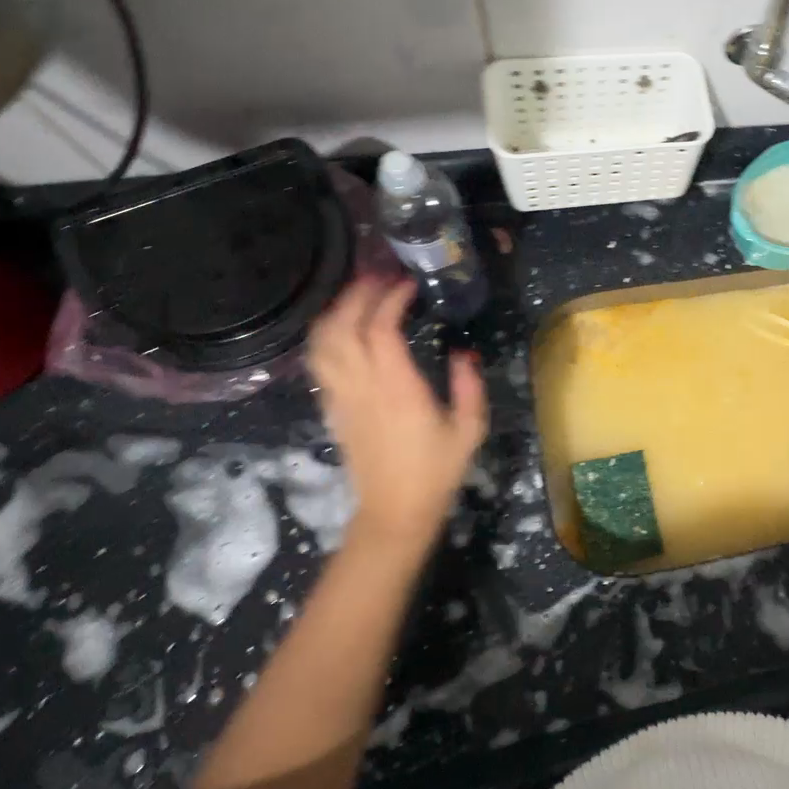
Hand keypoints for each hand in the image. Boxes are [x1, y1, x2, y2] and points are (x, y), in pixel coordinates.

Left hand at [306, 277, 487, 550]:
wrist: (394, 511)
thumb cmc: (437, 471)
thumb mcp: (469, 429)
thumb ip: (468, 386)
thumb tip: (461, 353)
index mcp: (398, 389)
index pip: (381, 329)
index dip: (391, 299)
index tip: (410, 285)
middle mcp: (363, 387)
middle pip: (344, 326)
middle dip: (360, 294)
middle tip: (382, 277)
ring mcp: (341, 397)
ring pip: (322, 342)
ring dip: (336, 311)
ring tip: (359, 295)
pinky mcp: (332, 408)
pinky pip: (318, 362)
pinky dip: (326, 336)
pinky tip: (343, 329)